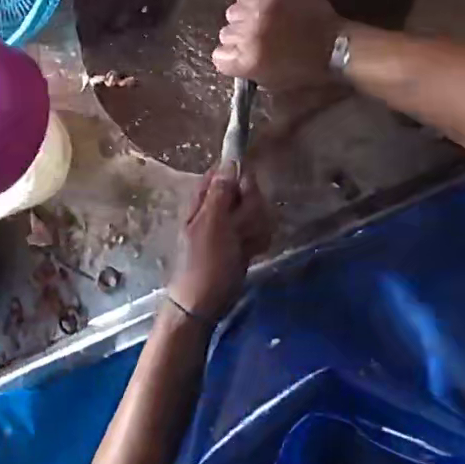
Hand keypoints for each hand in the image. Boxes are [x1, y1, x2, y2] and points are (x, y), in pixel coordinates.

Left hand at [167, 165, 272, 322]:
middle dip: (251, 210)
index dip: (242, 182)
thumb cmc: (204, 263)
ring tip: (242, 246)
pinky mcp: (243, 240)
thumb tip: (230, 160)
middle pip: (247, 191)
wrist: (204, 304)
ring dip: (255, 228)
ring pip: (257, 211)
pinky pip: (260, 229)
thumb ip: (221, 192)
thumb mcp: (211, 224)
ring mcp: (231, 224)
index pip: (228, 171)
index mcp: (204, 197)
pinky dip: (258, 241)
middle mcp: (217, 206)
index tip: (245, 196)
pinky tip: (250, 253)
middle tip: (239, 229)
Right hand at [213, 0, 347, 89]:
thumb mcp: (271, 81)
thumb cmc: (305, 68)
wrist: (335, 44)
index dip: (230, 56)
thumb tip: (234, 57)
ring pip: (232, 12)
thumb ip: (247, 70)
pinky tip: (263, 6)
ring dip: (244, 17)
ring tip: (260, 19)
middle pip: (225, 34)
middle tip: (256, 37)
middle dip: (239, 37)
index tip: (241, 54)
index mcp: (246, 62)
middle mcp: (246, 36)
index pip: (218, 57)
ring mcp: (256, 12)